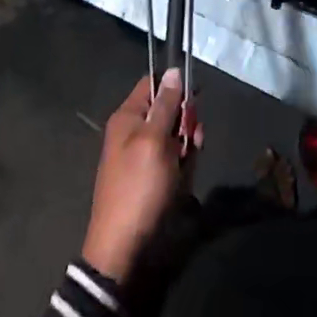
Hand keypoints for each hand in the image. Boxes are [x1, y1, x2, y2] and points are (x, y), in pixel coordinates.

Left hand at [80, 69, 198, 281]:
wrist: (123, 245)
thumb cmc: (138, 187)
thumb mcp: (154, 140)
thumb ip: (166, 105)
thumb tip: (173, 70)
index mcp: (127, 116)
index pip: (153, 84)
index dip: (175, 89)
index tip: (194, 102)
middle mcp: (132, 131)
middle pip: (168, 112)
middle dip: (184, 125)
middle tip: (191, 143)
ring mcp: (140, 156)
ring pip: (173, 138)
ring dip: (185, 150)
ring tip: (184, 169)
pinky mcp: (149, 178)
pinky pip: (171, 162)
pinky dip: (180, 170)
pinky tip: (181, 183)